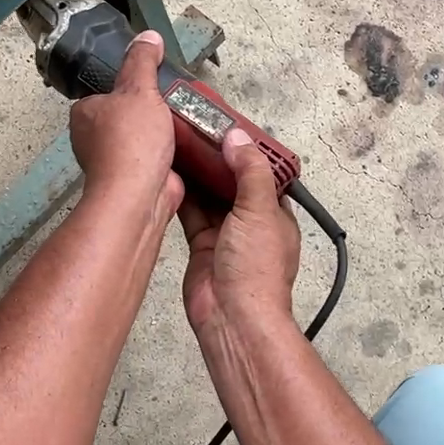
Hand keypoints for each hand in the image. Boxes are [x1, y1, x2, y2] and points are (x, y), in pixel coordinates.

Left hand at [69, 30, 183, 220]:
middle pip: (127, 114)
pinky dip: (172, 154)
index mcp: (85, 113)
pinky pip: (158, 158)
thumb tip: (147, 38)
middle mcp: (95, 139)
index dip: (130, 85)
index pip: (106, 90)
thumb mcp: (139, 89)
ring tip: (182, 122)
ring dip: (163, 134)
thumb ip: (142, 61)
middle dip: (150, 111)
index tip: (150, 82)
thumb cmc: (129, 145)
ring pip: (144, 138)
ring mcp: (117, 161)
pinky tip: (186, 146)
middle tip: (171, 101)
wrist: (141, 194)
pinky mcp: (139, 179)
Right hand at [178, 129, 300, 332]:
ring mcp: (224, 233)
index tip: (226, 126)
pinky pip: (191, 211)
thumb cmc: (256, 268)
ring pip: (209, 194)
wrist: (232, 318)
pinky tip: (168, 171)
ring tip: (179, 142)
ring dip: (197, 173)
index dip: (246, 150)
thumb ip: (250, 172)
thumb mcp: (260, 211)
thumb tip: (237, 138)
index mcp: (275, 213)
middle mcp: (250, 221)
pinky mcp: (200, 243)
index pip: (262, 173)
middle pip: (232, 181)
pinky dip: (182, 193)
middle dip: (217, 159)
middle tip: (196, 129)